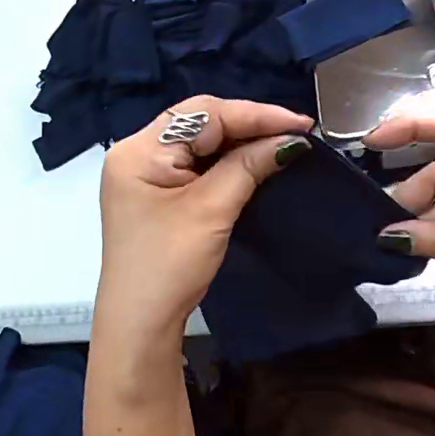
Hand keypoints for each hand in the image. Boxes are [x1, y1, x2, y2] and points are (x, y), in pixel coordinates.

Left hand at [96, 97, 312, 338]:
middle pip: (198, 123)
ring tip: (282, 143)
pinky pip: (193, 164)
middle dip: (247, 125)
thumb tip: (289, 139)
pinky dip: (224, 162)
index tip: (300, 124)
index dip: (254, 114)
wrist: (140, 322)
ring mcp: (142, 173)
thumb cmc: (170, 265)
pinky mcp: (153, 193)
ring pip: (198, 142)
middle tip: (295, 133)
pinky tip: (254, 162)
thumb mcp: (211, 210)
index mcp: (138, 150)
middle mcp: (135, 153)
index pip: (201, 114)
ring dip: (239, 143)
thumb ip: (247, 166)